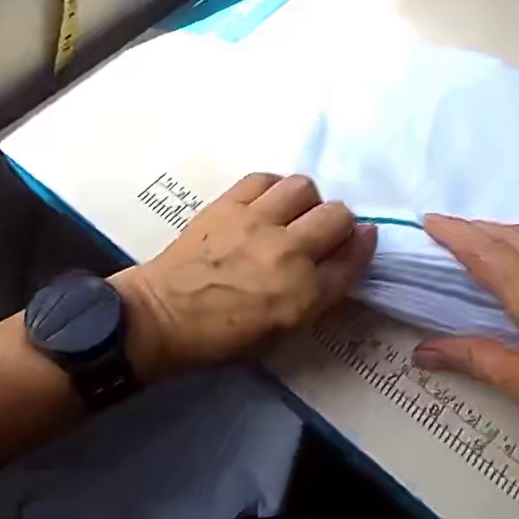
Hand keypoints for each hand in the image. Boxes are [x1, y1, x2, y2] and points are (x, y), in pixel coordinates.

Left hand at [110, 173, 376, 381]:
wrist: (161, 317)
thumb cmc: (218, 339)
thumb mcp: (280, 334)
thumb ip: (316, 296)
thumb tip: (341, 254)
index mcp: (304, 295)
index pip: (354, 257)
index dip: (357, 248)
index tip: (351, 245)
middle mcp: (288, 253)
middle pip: (338, 215)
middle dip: (334, 224)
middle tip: (313, 235)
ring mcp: (255, 224)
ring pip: (304, 187)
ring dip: (303, 201)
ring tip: (286, 216)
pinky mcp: (226, 206)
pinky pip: (263, 178)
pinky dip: (270, 188)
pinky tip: (262, 203)